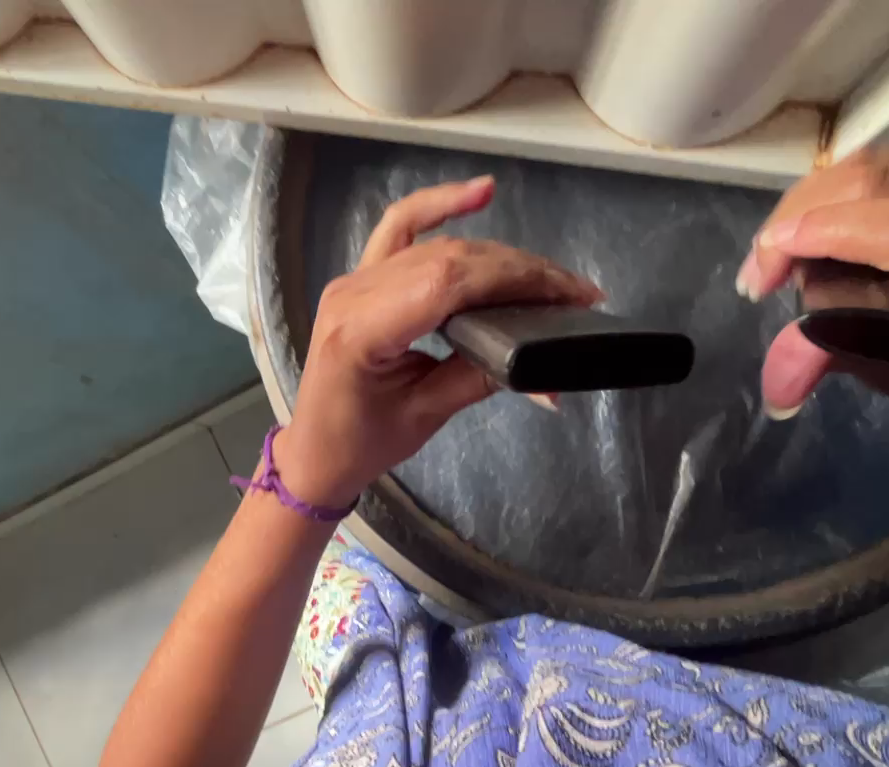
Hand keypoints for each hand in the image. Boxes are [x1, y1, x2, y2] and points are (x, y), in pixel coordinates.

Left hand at [272, 177, 603, 506]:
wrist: (316, 451)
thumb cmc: (361, 443)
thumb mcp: (425, 415)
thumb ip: (479, 376)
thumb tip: (542, 358)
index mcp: (362, 330)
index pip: (448, 282)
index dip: (515, 279)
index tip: (567, 296)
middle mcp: (354, 292)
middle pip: (448, 258)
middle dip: (519, 271)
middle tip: (572, 295)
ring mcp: (354, 279)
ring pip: (436, 245)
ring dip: (498, 257)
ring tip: (547, 278)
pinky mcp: (361, 278)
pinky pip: (401, 228)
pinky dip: (441, 205)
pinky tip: (483, 192)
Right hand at [736, 145, 888, 420]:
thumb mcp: (883, 365)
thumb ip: (833, 353)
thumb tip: (776, 388)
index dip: (836, 234)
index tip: (769, 269)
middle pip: (883, 182)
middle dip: (799, 223)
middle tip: (755, 280)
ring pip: (867, 166)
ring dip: (798, 210)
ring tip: (769, 259)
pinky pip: (868, 166)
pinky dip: (815, 200)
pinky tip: (795, 236)